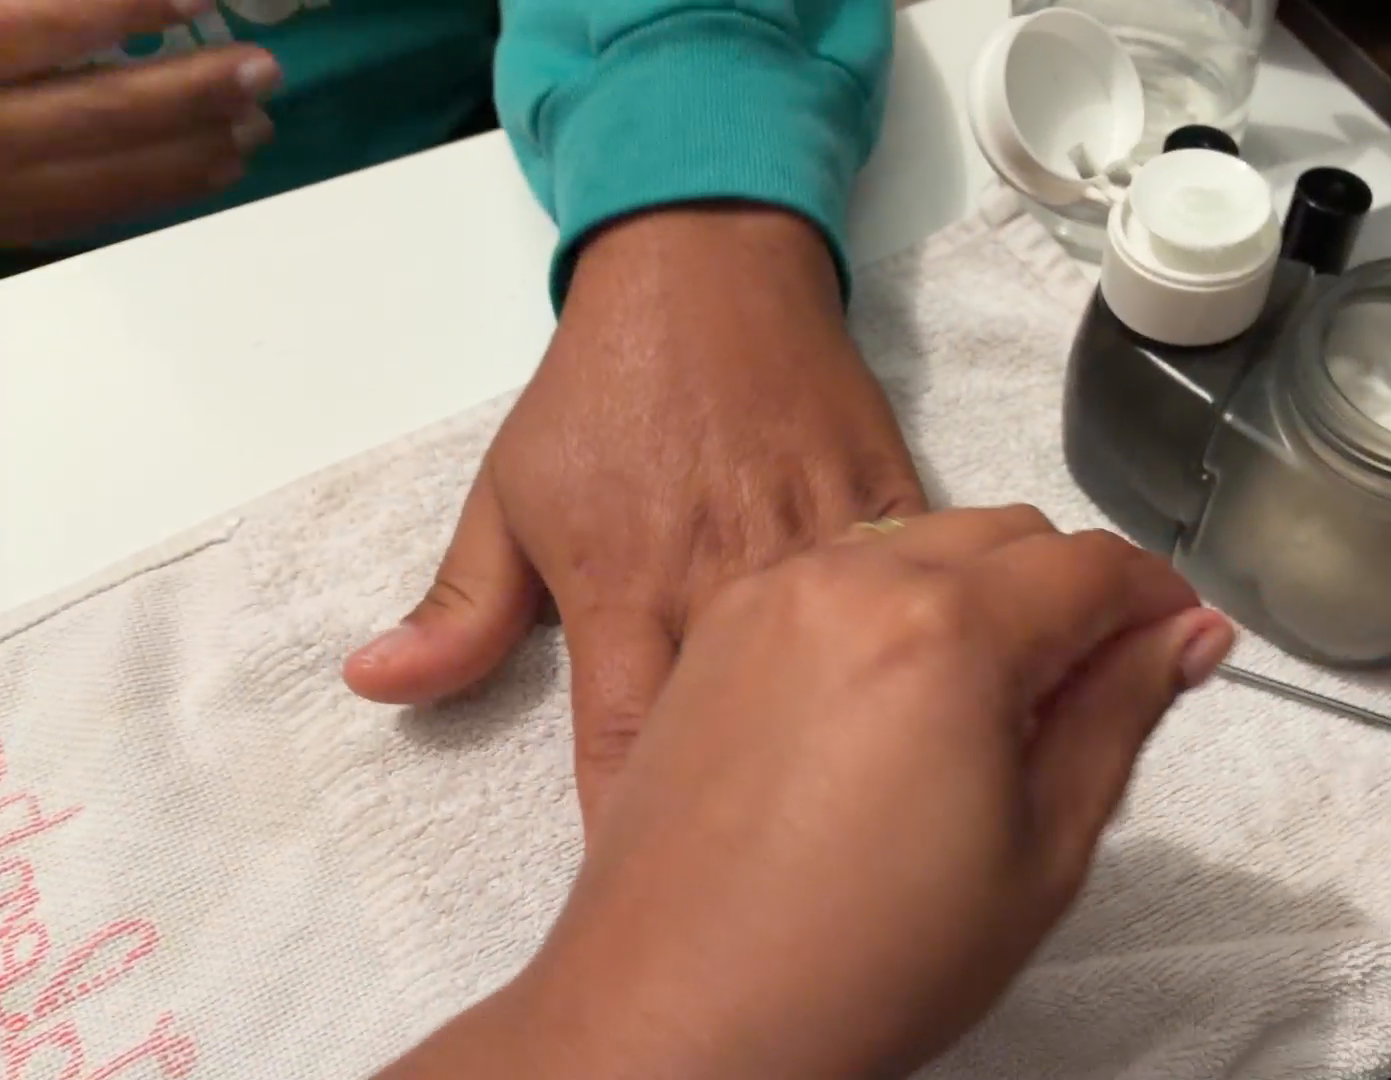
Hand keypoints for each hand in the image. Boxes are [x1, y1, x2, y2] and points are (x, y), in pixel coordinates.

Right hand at [0, 0, 278, 246]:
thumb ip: (16, 17)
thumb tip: (102, 12)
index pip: (30, 28)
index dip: (119, 7)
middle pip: (101, 109)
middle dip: (195, 90)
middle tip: (264, 68)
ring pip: (118, 169)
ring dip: (205, 144)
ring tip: (261, 119)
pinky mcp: (8, 224)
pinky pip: (106, 208)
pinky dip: (173, 184)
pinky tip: (222, 165)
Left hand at [343, 206, 926, 835]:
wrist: (709, 276)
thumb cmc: (607, 385)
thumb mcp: (511, 485)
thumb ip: (460, 600)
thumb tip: (378, 691)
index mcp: (627, 583)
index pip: (626, 739)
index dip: (633, 821)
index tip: (652, 885)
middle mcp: (725, 572)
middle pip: (746, 717)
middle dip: (757, 794)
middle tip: (770, 860)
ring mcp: (816, 534)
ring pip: (846, 656)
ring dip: (855, 726)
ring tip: (869, 790)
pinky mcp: (884, 497)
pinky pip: (913, 581)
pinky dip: (924, 632)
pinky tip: (937, 677)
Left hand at [375, 508, 1237, 1079]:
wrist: (675, 1014)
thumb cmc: (875, 959)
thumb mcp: (1042, 847)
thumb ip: (1122, 712)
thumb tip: (1192, 632)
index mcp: (947, 633)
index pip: (1091, 564)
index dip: (1154, 593)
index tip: (1177, 632)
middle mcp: (858, 577)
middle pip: (1013, 531)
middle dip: (1073, 585)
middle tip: (1082, 676)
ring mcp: (783, 584)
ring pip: (931, 536)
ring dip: (988, 584)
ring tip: (985, 685)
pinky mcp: (733, 613)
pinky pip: (852, 563)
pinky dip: (905, 594)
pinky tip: (895, 678)